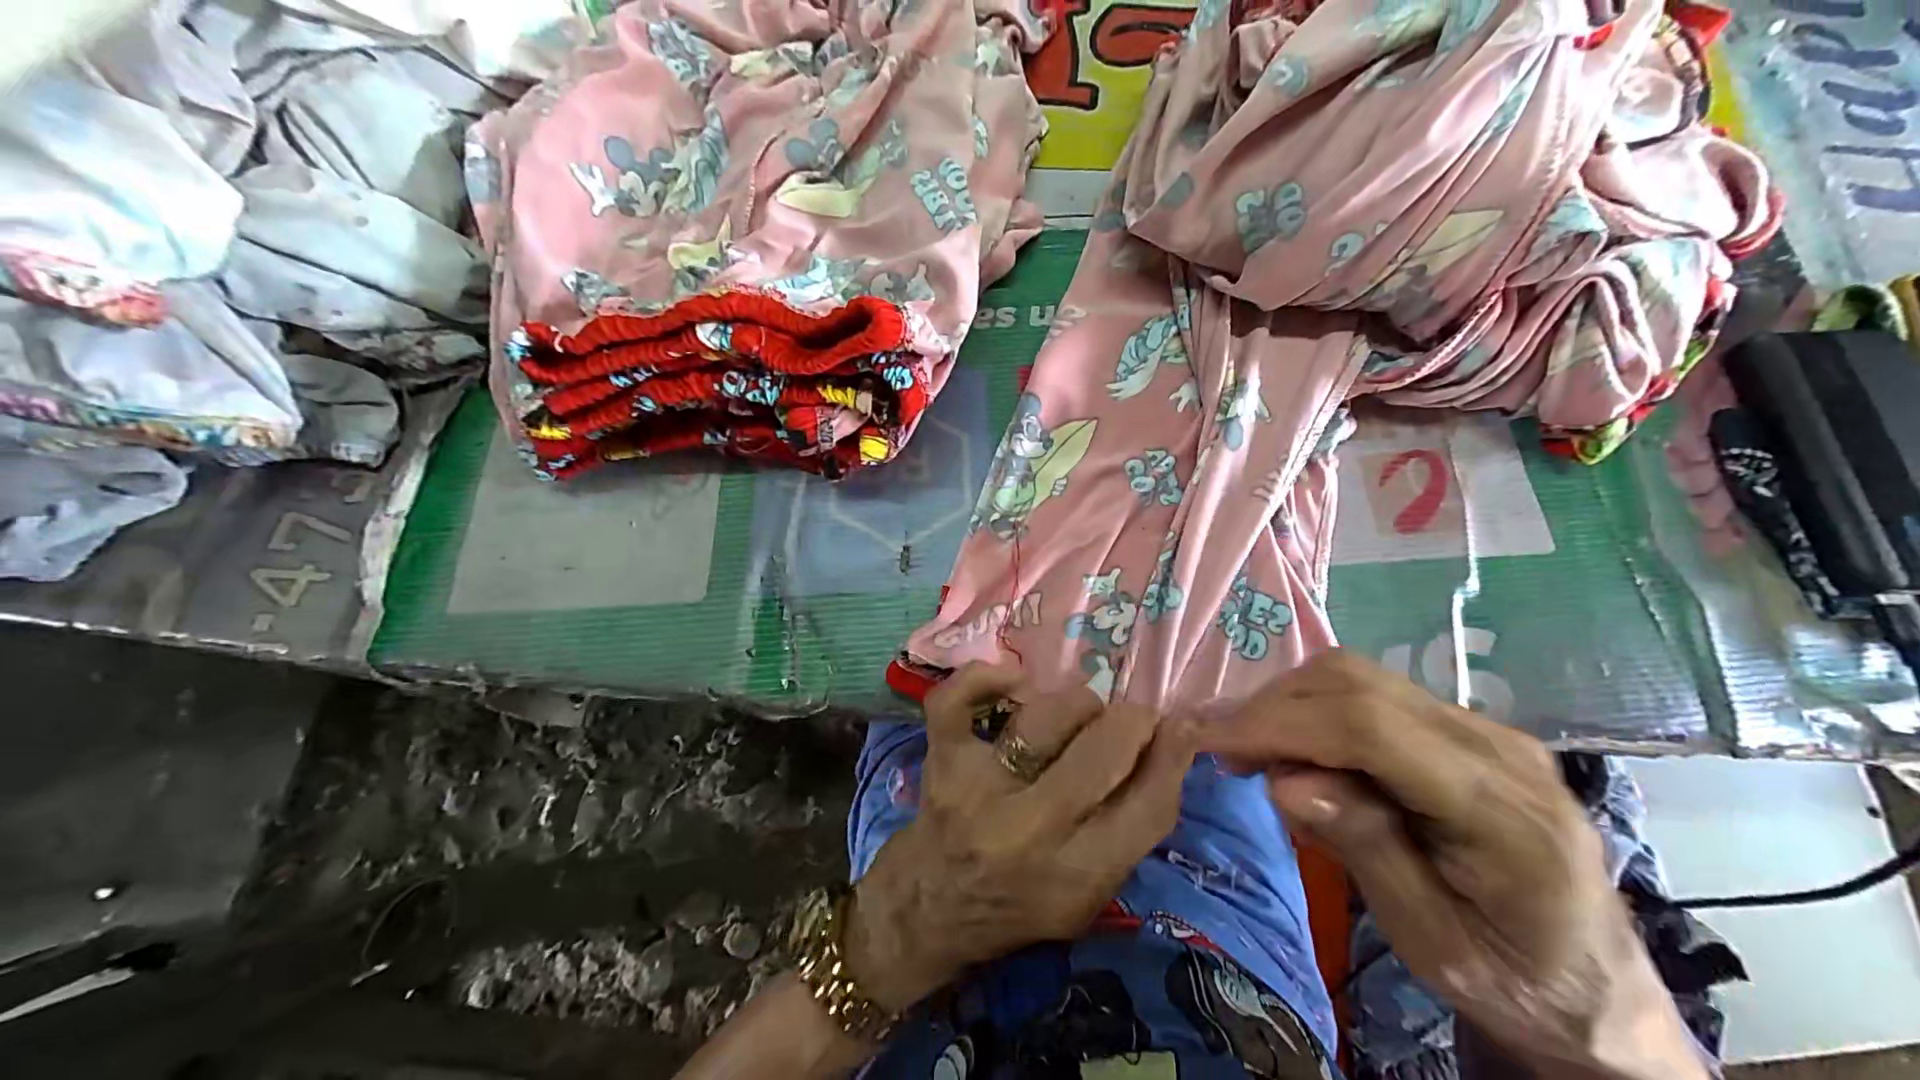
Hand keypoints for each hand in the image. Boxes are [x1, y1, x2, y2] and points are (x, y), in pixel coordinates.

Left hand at [843, 663, 1195, 1013]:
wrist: (931, 908)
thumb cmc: (1021, 901)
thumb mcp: (1091, 891)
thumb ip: (1133, 825)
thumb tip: (1175, 740)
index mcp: (1077, 877)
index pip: (1148, 807)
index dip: (1173, 754)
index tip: (1179, 725)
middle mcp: (1028, 832)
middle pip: (1102, 751)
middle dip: (1130, 722)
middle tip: (1129, 719)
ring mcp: (977, 792)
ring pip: (1044, 716)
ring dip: (1075, 704)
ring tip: (1079, 713)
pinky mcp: (940, 760)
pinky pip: (958, 699)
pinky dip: (987, 677)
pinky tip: (1016, 685)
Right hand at [1200, 651, 1707, 1079]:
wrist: (1598, 988)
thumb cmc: (1512, 980)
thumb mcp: (1432, 943)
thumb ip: (1366, 851)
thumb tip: (1283, 779)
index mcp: (1505, 813)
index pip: (1372, 730)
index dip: (1280, 725)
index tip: (1213, 743)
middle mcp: (1498, 748)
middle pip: (1358, 685)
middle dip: (1274, 708)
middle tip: (1224, 752)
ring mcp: (1486, 729)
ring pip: (1359, 677)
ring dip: (1289, 703)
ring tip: (1253, 752)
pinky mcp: (1466, 729)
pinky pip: (1372, 694)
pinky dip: (1315, 710)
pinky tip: (1297, 750)